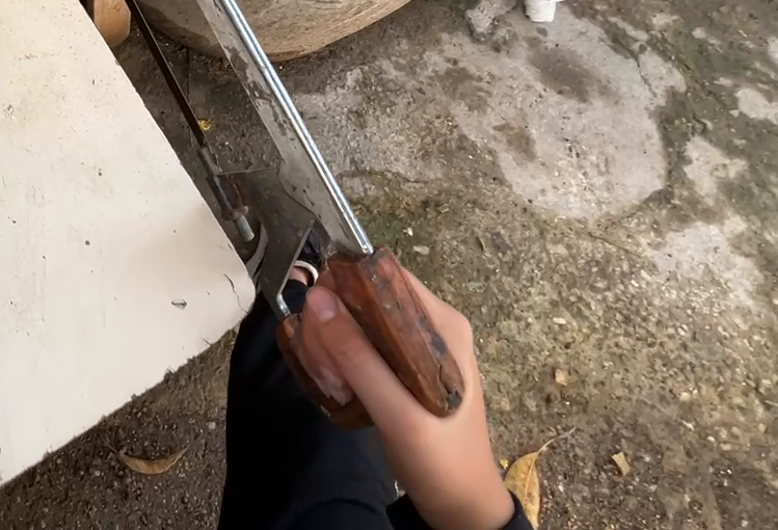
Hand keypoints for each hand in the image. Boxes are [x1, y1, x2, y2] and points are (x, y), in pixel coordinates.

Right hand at [298, 268, 514, 529]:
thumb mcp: (399, 413)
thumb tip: (316, 297)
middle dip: (329, 324)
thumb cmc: (440, 459)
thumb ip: (358, 357)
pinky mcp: (392, 357)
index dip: (341, 286)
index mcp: (439, 321)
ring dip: (326, 343)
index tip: (320, 320)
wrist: (461, 507)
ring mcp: (407, 338)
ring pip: (345, 313)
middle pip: (355, 291)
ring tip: (335, 382)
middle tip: (329, 367)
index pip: (378, 272)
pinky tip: (336, 383)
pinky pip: (348, 335)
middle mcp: (423, 320)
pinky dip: (332, 355)